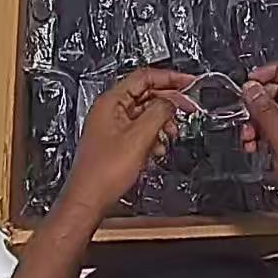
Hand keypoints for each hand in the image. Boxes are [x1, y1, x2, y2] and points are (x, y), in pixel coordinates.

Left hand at [57, 67, 189, 217]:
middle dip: (170, 102)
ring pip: (146, 113)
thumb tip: (171, 101)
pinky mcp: (117, 141)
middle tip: (189, 107)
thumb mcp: (139, 137)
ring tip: (172, 133)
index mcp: (111, 102)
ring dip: (163, 122)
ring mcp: (113, 125)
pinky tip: (159, 147)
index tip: (188, 82)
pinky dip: (154, 135)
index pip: (144, 77)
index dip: (169, 78)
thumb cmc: (103, 173)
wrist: (89, 200)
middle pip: (147, 94)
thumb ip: (158, 113)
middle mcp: (110, 110)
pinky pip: (141, 129)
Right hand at [240, 61, 277, 216]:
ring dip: (257, 119)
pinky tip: (252, 145)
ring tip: (248, 134)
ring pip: (275, 110)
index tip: (253, 80)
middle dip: (260, 99)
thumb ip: (266, 113)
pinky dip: (261, 133)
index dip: (274, 71)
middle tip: (245, 110)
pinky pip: (274, 127)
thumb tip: (251, 88)